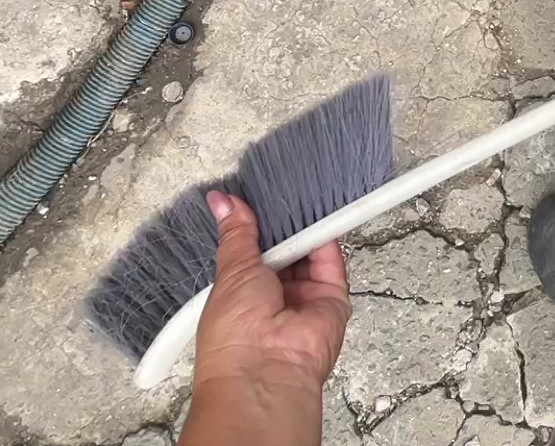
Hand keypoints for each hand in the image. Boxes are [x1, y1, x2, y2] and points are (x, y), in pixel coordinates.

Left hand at [178, 190, 350, 445]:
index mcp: (243, 291)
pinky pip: (333, 256)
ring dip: (308, 224)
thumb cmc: (235, 334)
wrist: (268, 369)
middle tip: (286, 185)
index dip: (257, 222)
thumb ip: (237, 233)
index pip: (254, 248)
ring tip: (306, 189)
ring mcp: (305, 292)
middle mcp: (276, 292)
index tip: (260, 193)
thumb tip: (221, 201)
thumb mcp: (232, 272)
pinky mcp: (332, 292)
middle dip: (285, 220)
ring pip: (311, 247)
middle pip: (286, 246)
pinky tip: (325, 208)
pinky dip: (330, 232)